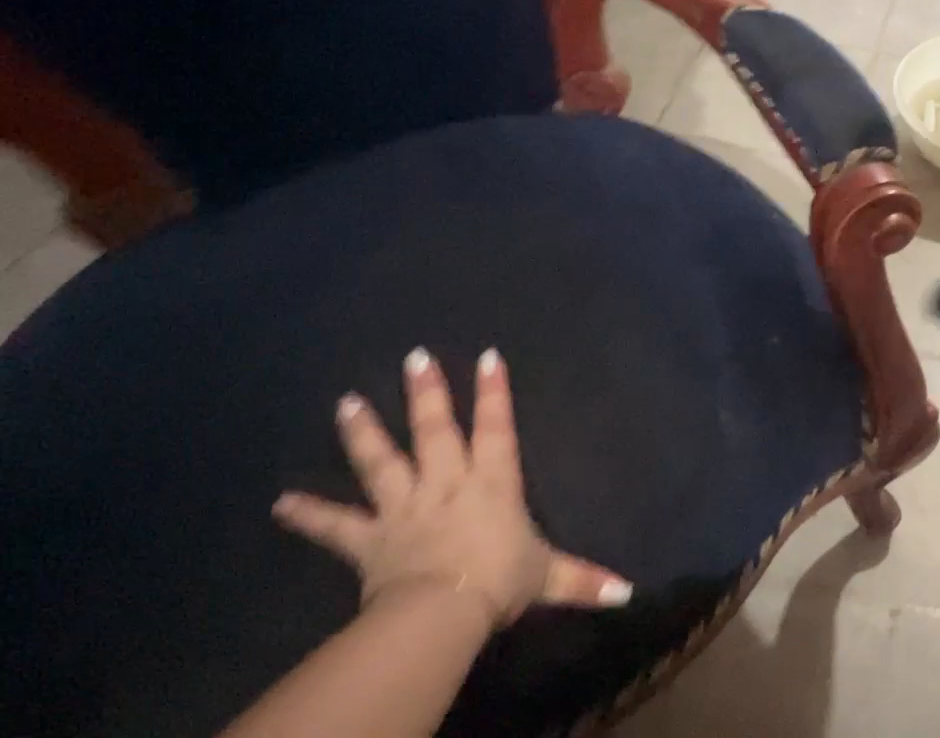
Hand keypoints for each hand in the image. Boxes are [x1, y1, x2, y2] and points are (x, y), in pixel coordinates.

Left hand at [272, 348, 632, 626]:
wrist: (441, 613)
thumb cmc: (499, 582)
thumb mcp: (551, 578)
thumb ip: (586, 580)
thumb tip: (628, 592)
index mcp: (492, 483)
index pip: (496, 428)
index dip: (494, 392)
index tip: (488, 356)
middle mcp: (447, 484)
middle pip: (435, 431)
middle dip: (427, 394)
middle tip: (415, 357)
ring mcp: (405, 508)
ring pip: (382, 462)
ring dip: (363, 433)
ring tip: (345, 402)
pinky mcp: (370, 539)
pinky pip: (335, 526)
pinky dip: (308, 515)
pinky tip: (280, 504)